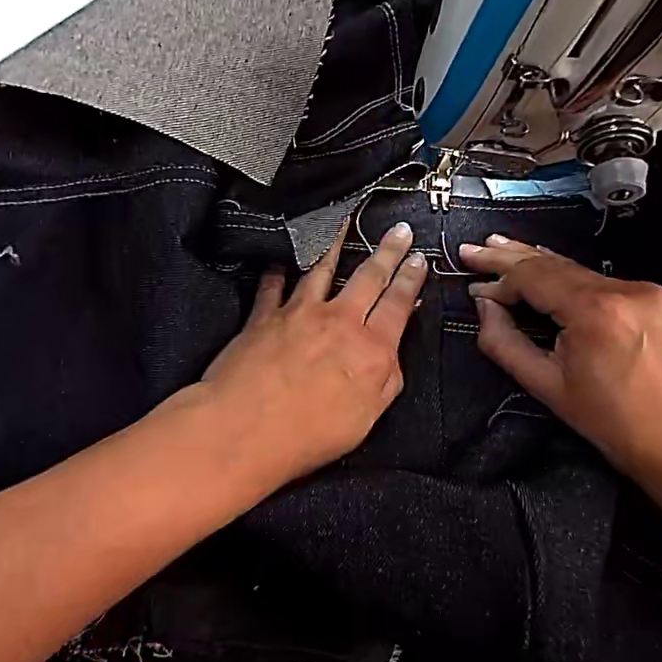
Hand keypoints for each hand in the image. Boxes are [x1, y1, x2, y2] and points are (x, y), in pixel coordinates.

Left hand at [199, 221, 428, 478]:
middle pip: (370, 276)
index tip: (419, 260)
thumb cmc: (304, 434)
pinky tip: (281, 262)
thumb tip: (392, 356)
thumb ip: (386, 382)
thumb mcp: (366, 418)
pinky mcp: (265, 317)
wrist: (242, 430)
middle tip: (399, 231)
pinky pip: (274, 286)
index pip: (398, 303)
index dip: (411, 278)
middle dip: (388, 250)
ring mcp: (299, 314)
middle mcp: (338, 321)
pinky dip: (278, 272)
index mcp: (369, 348)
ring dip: (338, 245)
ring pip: (324, 269)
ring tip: (346, 227)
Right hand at [458, 234, 661, 488]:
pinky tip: (547, 271)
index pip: (533, 276)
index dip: (499, 277)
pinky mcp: (656, 298)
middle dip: (511, 256)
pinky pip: (600, 280)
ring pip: (577, 269)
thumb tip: (485, 308)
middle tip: (476, 249)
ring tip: (502, 249)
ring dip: (539, 263)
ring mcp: (645, 290)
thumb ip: (505, 343)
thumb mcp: (549, 389)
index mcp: (596, 311)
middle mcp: (624, 290)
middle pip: (554, 263)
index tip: (473, 282)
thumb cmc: (622, 428)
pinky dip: (568, 277)